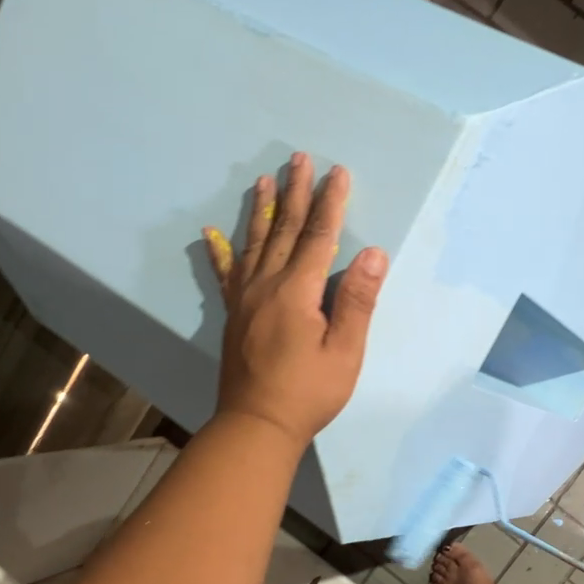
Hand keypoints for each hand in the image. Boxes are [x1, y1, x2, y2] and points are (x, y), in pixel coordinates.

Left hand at [202, 152, 388, 444]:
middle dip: (296, 194)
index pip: (318, 238)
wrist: (257, 425)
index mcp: (297, 292)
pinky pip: (227, 273)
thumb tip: (373, 254)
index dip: (331, 204)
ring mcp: (245, 299)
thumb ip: (356, 301)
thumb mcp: (344, 352)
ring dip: (262, 210)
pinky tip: (211, 233)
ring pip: (253, 243)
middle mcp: (266, 285)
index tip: (339, 173)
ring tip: (265, 180)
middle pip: (284, 230)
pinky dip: (220, 251)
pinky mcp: (234, 315)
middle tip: (300, 159)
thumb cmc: (308, 393)